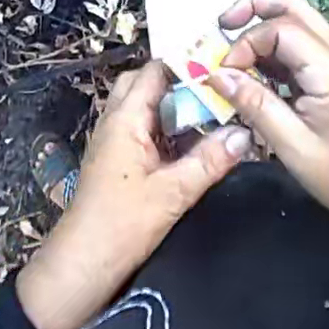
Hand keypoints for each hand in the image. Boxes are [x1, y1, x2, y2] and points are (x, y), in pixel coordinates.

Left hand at [16, 61, 252, 328]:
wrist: (82, 264)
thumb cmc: (122, 224)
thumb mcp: (174, 192)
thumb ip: (210, 160)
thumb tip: (246, 133)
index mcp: (125, 118)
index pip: (153, 71)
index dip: (184, 65)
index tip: (219, 68)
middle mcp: (116, 120)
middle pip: (144, 83)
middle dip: (177, 83)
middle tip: (214, 92)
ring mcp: (113, 139)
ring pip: (143, 106)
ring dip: (171, 106)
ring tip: (210, 112)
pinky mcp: (116, 158)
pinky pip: (142, 129)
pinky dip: (164, 128)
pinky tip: (191, 143)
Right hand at [211, 0, 328, 257]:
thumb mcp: (290, 144)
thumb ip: (253, 103)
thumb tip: (216, 74)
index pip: (282, 30)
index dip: (246, 43)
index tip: (225, 72)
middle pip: (294, 6)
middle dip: (254, 7)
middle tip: (222, 25)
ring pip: (299, 18)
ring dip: (263, 22)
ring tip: (232, 44)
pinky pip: (303, 41)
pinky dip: (274, 44)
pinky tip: (254, 66)